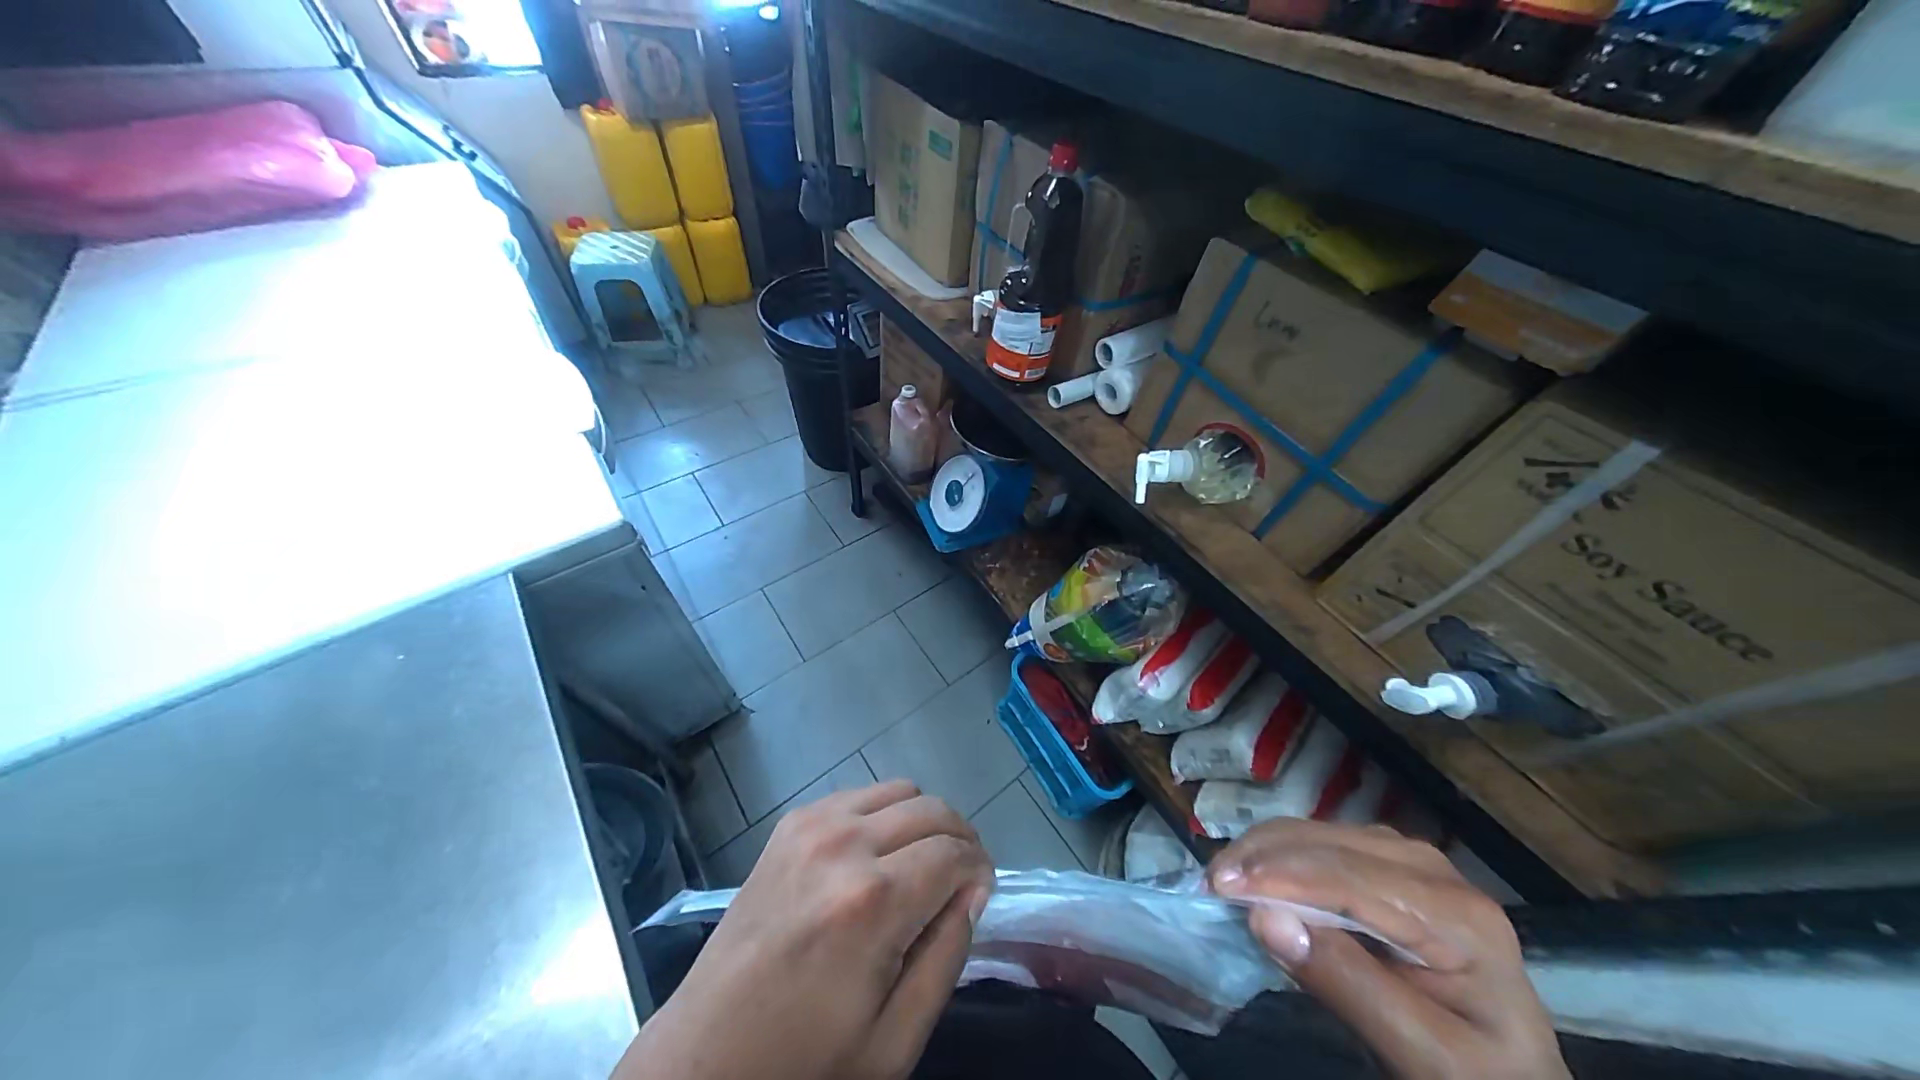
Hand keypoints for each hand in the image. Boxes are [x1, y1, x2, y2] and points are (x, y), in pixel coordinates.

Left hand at [614, 781, 993, 1079]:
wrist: (706, 1056)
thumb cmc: (806, 1059)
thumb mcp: (895, 1039)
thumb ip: (947, 955)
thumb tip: (971, 891)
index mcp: (872, 901)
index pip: (955, 852)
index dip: (981, 871)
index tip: (980, 897)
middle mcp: (842, 845)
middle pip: (933, 809)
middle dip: (961, 840)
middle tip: (960, 882)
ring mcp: (810, 826)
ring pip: (900, 790)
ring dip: (923, 823)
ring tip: (919, 867)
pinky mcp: (788, 826)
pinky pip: (858, 795)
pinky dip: (883, 815)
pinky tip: (877, 856)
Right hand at [1209, 820, 1568, 1079]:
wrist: (1517, 1079)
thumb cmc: (1477, 1075)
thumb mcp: (1427, 1056)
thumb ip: (1349, 987)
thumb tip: (1263, 919)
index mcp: (1458, 916)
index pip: (1350, 877)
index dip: (1279, 875)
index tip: (1217, 888)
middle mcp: (1435, 870)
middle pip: (1331, 842)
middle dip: (1262, 855)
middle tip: (1209, 885)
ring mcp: (1414, 863)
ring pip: (1321, 834)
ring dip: (1266, 851)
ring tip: (1223, 880)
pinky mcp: (1392, 868)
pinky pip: (1325, 845)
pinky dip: (1282, 856)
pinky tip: (1258, 876)